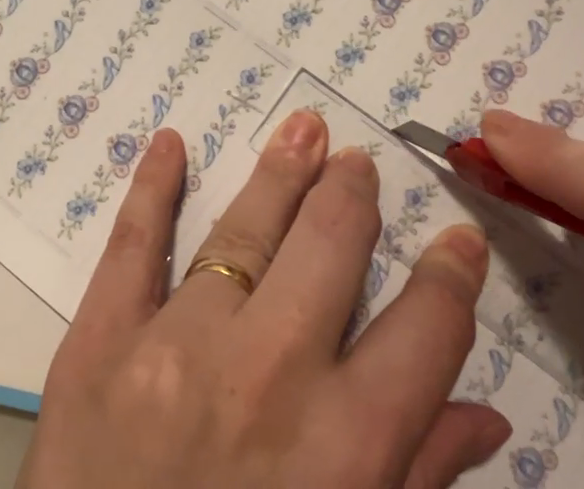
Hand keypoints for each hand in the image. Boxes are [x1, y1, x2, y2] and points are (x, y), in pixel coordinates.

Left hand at [18, 111, 511, 488]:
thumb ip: (415, 478)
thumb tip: (483, 417)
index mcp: (347, 439)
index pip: (424, 330)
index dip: (450, 277)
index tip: (457, 237)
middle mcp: (271, 372)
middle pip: (329, 251)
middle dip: (350, 197)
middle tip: (358, 160)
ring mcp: (177, 345)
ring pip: (242, 235)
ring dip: (278, 175)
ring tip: (302, 129)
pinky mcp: (100, 338)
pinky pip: (132, 246)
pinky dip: (151, 189)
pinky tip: (170, 145)